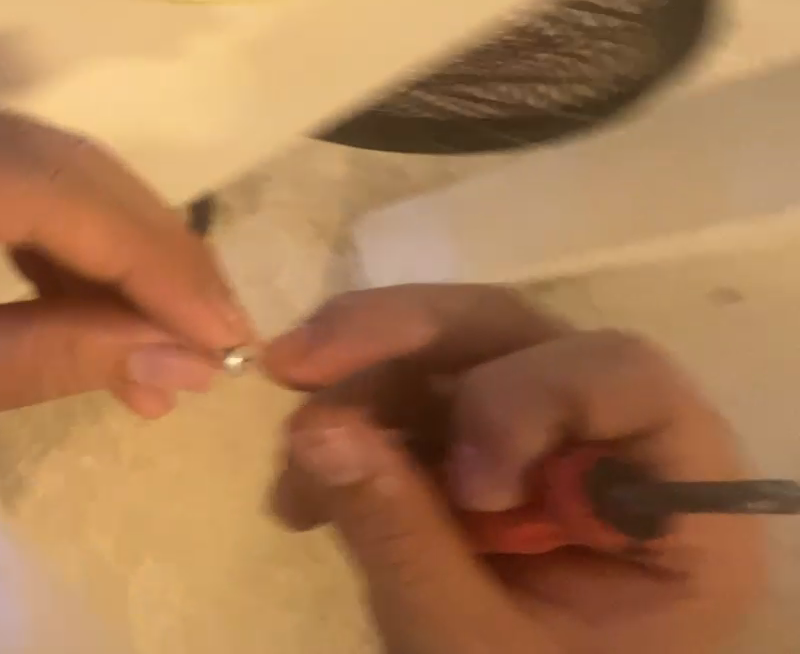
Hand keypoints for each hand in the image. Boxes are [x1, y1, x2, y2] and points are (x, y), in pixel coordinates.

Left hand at [0, 87, 252, 442]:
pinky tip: (105, 312)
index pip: (44, 192)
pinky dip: (76, 246)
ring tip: (168, 346)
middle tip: (213, 342)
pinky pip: (28, 184)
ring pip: (58, 172)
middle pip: (63, 169)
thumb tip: (182, 357)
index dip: (145, 258)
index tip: (224, 334)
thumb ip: (45, 359)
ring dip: (122, 253)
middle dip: (149, 254)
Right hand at [263, 285, 765, 653]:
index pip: (623, 378)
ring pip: (423, 350)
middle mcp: (590, 439)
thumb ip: (403, 537)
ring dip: (340, 392)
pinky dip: (327, 428)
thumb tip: (313, 426)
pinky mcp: (445, 438)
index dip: (528, 398)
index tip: (463, 484)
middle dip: (387, 337)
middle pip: (499, 332)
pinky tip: (297, 497)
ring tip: (293, 476)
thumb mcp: (470, 640)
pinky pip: (379, 392)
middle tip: (292, 364)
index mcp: (662, 503)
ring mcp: (509, 431)